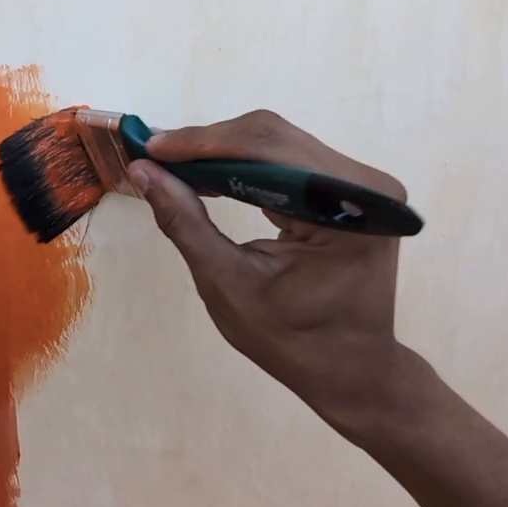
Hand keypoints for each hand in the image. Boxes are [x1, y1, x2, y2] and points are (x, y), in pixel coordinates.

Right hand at [131, 110, 423, 433]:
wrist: (347, 368)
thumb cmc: (288, 339)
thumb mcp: (226, 283)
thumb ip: (185, 222)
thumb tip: (142, 170)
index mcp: (346, 209)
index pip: (266, 149)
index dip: (202, 143)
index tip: (149, 149)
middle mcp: (365, 184)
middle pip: (272, 137)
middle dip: (206, 143)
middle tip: (152, 156)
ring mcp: (360, 183)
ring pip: (276, 141)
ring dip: (220, 150)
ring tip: (172, 165)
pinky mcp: (349, 188)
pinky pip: (286, 158)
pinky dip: (241, 162)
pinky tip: (207, 175)